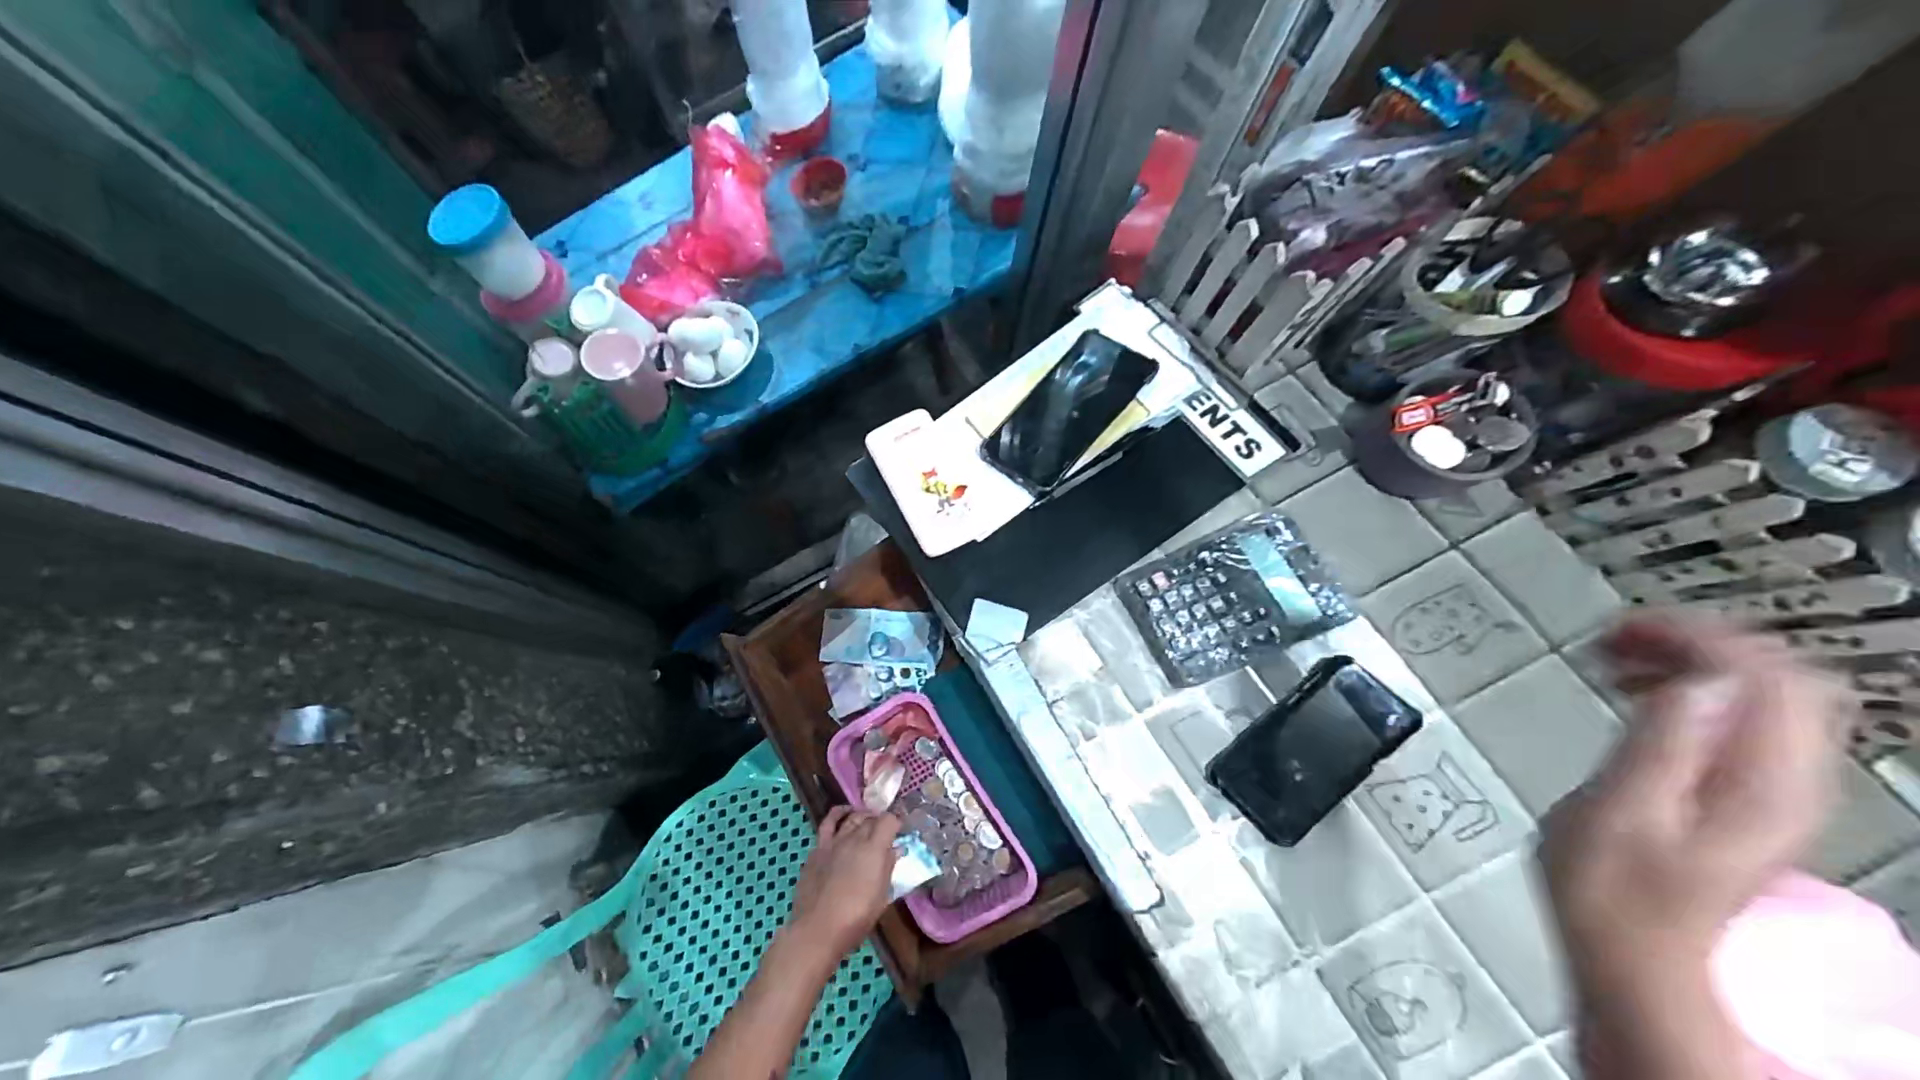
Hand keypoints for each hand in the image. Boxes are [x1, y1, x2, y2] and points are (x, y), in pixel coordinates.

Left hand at [788, 806, 900, 958]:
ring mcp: (833, 842)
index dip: (896, 823)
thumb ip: (888, 868)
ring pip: (851, 818)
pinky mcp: (817, 849)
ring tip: (867, 819)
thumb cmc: (856, 918)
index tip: (900, 833)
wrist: (817, 930)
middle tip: (885, 832)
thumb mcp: (881, 897)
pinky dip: (837, 815)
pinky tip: (842, 814)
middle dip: (880, 822)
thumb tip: (894, 850)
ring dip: (861, 816)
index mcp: (874, 848)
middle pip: (870, 819)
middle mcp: (854, 838)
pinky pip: (828, 824)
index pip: (889, 820)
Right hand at [1540, 614, 1846, 995]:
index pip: (1768, 678)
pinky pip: (1742, 719)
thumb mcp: (1621, 811)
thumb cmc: (1611, 888)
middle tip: (1620, 639)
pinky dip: (1693, 690)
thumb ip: (1662, 743)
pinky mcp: (1744, 793)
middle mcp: (1788, 781)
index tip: (1626, 629)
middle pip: (1782, 679)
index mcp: (1759, 783)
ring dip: (1694, 662)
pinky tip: (1640, 692)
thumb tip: (1696, 682)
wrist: (1632, 953)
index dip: (1700, 638)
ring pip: (1766, 695)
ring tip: (1619, 657)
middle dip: (1701, 642)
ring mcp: (1772, 788)